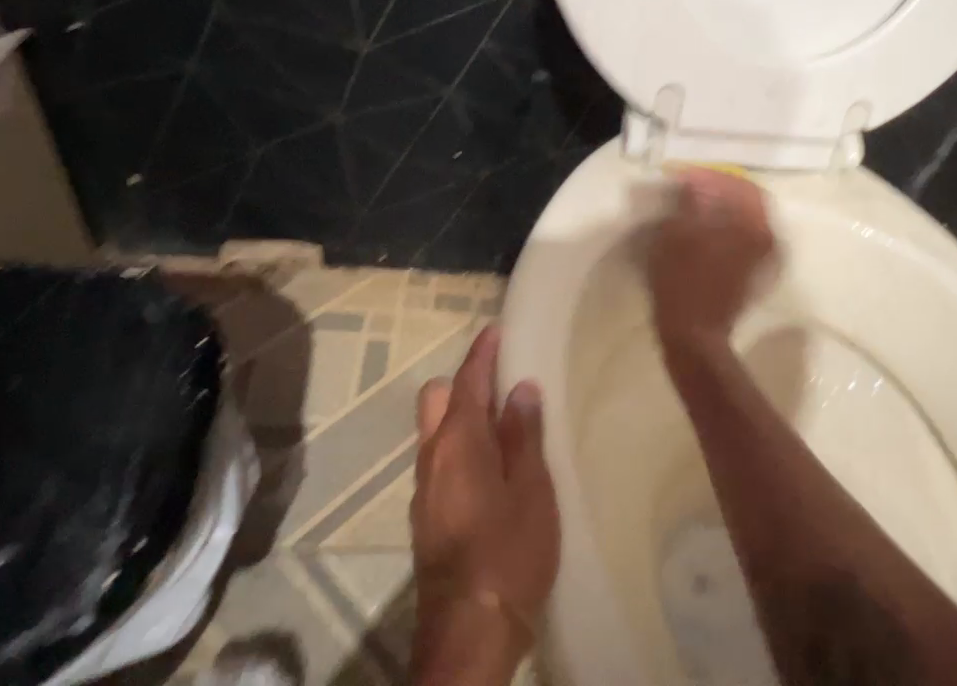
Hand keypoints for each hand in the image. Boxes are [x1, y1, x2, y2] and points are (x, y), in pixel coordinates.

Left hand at [411, 323, 559, 685]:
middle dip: (463, 383)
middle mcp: (432, 457)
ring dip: (461, 418)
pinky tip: (490, 468)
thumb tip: (520, 389)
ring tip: (503, 427)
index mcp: (459, 443)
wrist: (470, 625)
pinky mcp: (427, 515)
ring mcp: (424, 488)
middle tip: (502, 386)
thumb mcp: (532, 490)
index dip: (482, 354)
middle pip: (437, 400)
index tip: (495, 331)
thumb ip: (524, 437)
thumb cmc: (510, 551)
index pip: (467, 382)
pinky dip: (460, 448)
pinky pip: (439, 461)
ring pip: (434, 432)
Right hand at [648, 167, 778, 365]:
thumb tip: (697, 182)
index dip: (710, 176)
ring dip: (725, 207)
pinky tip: (706, 229)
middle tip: (692, 187)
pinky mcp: (756, 270)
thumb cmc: (681, 282)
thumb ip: (691, 202)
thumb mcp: (677, 234)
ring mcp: (766, 256)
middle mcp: (769, 238)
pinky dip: (728, 226)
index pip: (739, 185)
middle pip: (748, 199)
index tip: (685, 176)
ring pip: (749, 217)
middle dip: (720, 189)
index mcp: (754, 225)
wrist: (694, 334)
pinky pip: (746, 236)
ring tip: (697, 206)